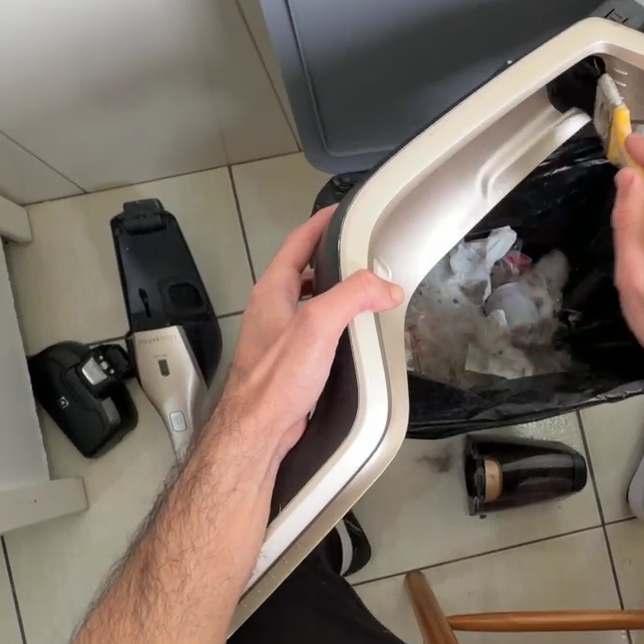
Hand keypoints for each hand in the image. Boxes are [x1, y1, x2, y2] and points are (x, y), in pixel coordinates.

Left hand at [215, 205, 402, 457]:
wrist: (259, 430)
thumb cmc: (275, 380)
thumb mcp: (318, 325)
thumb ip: (352, 297)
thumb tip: (385, 286)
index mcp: (272, 291)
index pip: (297, 243)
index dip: (319, 224)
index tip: (340, 212)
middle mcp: (272, 311)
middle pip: (301, 271)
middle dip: (329, 260)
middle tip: (358, 255)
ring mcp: (278, 337)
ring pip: (308, 303)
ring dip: (334, 294)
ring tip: (361, 293)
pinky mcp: (289, 363)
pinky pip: (315, 333)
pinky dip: (335, 326)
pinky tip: (352, 339)